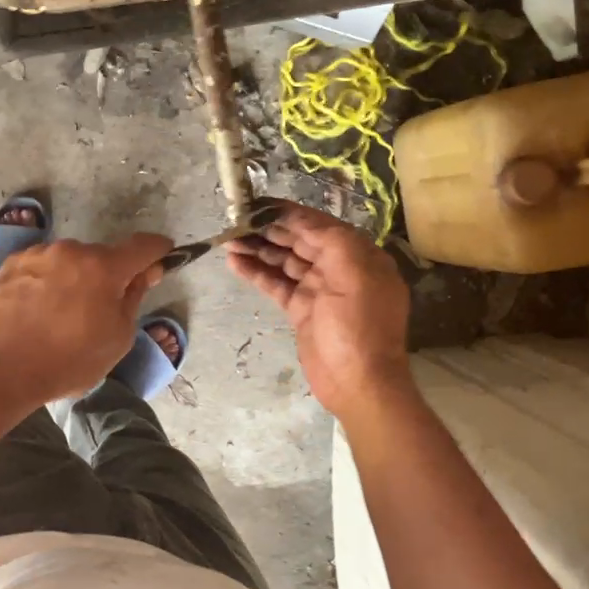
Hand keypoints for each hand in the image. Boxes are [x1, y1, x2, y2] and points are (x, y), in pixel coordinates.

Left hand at [0, 233, 171, 406]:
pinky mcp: (9, 265)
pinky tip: (35, 312)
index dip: (157, 251)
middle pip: (100, 257)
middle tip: (97, 310)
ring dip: (72, 279)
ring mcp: (36, 255)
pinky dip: (44, 283)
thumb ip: (132, 300)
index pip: (142, 246)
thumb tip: (143, 275)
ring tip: (58, 316)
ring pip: (67, 262)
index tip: (162, 256)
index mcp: (103, 267)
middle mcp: (70, 251)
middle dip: (106, 276)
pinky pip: (40, 269)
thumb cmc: (67, 361)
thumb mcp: (116, 339)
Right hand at [226, 203, 409, 414]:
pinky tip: (235, 262)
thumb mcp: (355, 276)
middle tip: (235, 220)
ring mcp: (319, 290)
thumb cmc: (360, 328)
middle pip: (299, 241)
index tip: (258, 204)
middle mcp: (339, 269)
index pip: (319, 226)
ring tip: (228, 240)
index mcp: (358, 256)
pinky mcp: (301, 310)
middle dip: (268, 230)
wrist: (358, 384)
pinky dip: (257, 272)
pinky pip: (276, 284)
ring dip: (258, 249)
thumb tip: (300, 218)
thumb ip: (331, 241)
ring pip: (284, 261)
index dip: (288, 213)